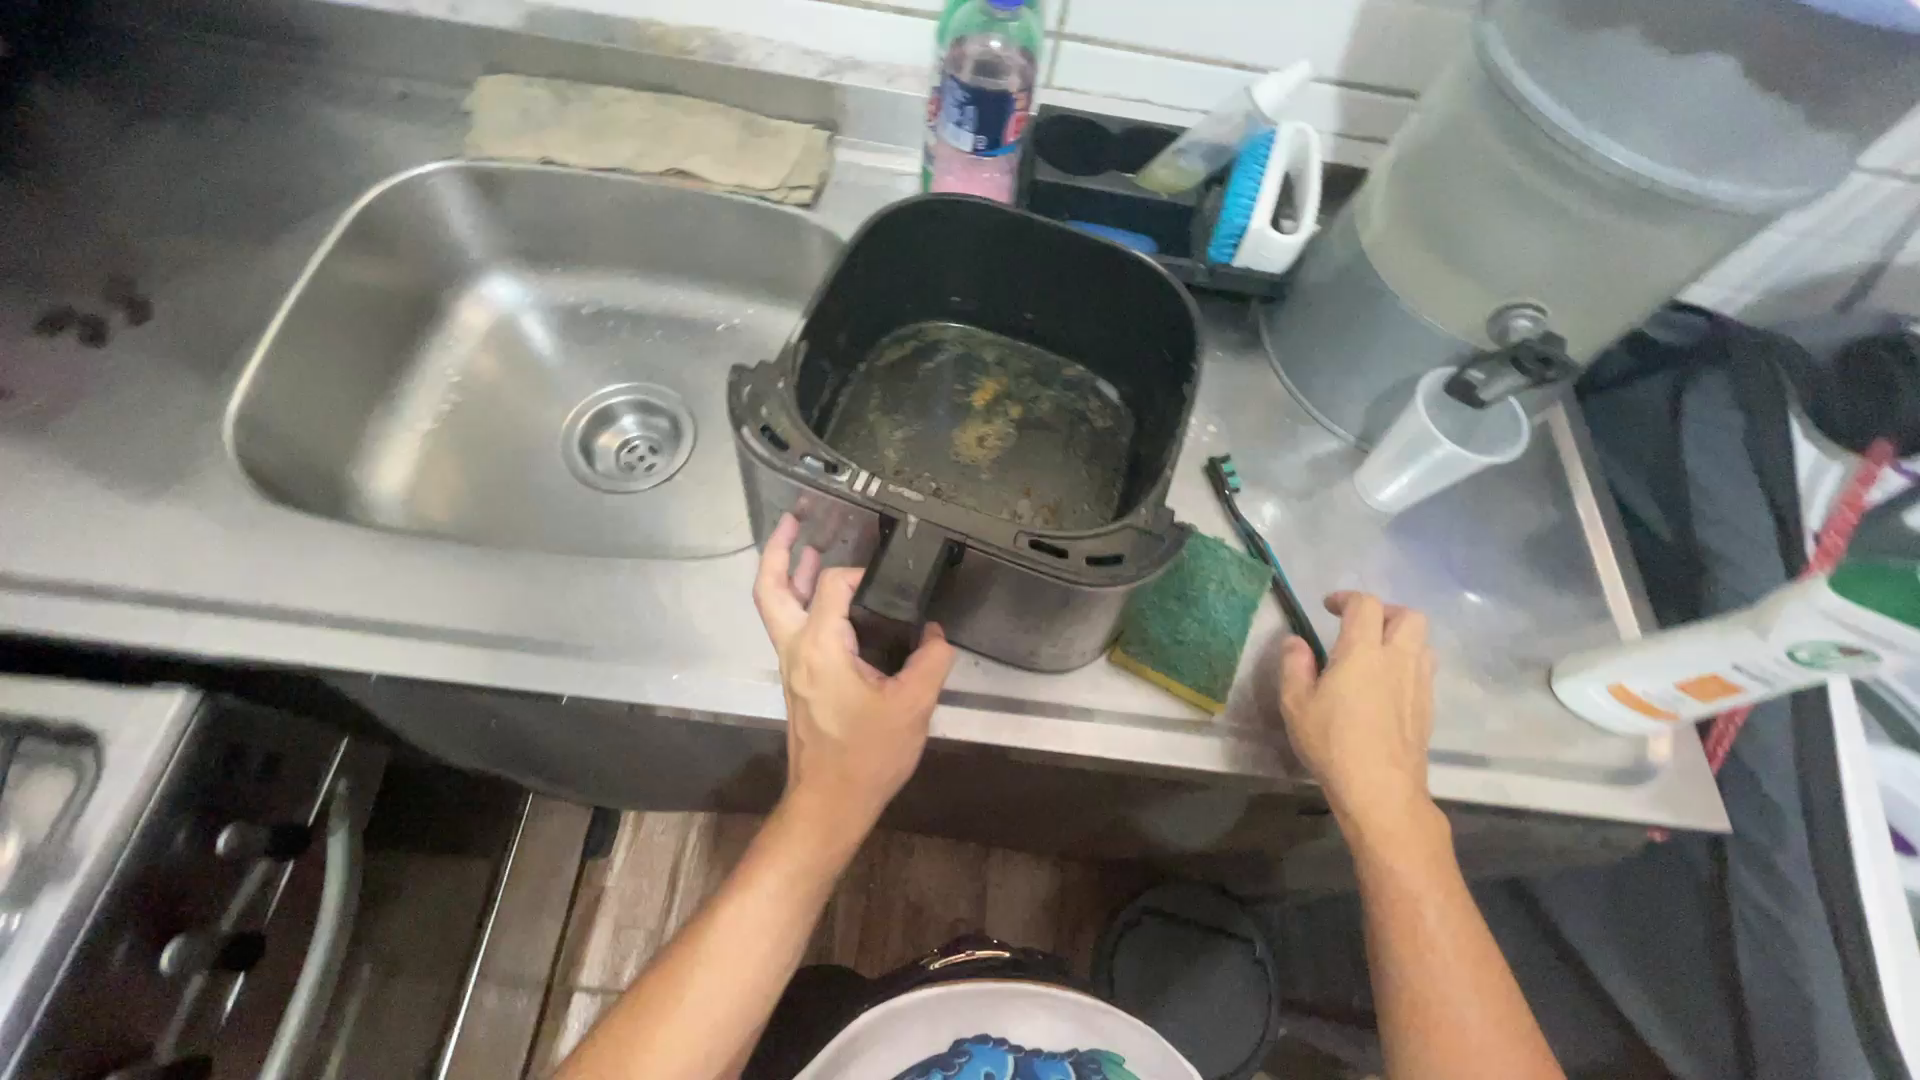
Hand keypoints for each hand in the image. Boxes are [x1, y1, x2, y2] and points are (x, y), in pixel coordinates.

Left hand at [753, 514, 956, 828]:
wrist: (830, 803)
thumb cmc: (868, 756)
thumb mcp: (913, 706)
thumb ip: (931, 661)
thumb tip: (936, 633)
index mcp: (820, 647)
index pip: (834, 586)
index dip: (860, 573)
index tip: (892, 580)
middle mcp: (795, 648)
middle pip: (770, 587)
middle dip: (780, 550)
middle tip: (797, 519)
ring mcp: (791, 665)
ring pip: (777, 606)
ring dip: (790, 573)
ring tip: (811, 544)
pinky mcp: (798, 680)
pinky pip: (792, 626)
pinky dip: (802, 601)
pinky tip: (832, 600)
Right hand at [1278, 591, 1438, 842]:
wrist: (1380, 789)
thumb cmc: (1331, 742)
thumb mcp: (1295, 703)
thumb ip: (1294, 665)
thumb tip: (1297, 642)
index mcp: (1363, 652)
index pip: (1365, 605)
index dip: (1346, 598)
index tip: (1328, 607)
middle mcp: (1398, 659)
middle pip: (1409, 616)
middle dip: (1385, 612)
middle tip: (1360, 626)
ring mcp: (1419, 684)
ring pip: (1423, 642)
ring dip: (1402, 637)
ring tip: (1376, 652)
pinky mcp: (1428, 707)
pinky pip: (1425, 669)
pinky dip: (1408, 663)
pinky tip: (1387, 684)